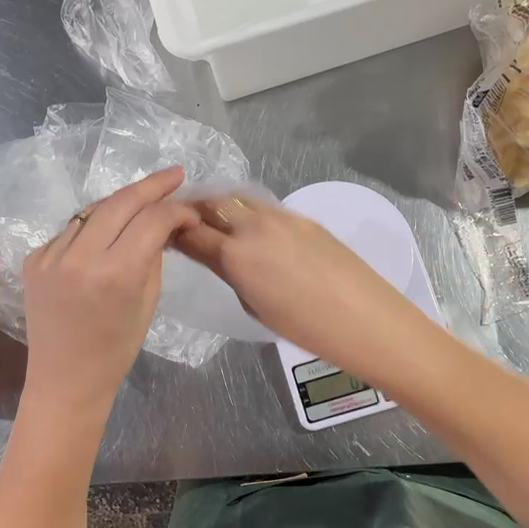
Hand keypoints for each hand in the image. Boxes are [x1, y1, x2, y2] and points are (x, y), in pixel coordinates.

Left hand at [21, 168, 197, 416]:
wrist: (65, 379)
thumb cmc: (116, 348)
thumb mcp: (147, 301)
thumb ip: (154, 256)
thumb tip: (163, 223)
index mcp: (117, 273)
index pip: (152, 219)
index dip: (175, 209)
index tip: (189, 210)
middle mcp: (81, 257)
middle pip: (120, 202)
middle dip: (150, 186)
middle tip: (174, 176)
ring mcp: (51, 256)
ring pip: (92, 211)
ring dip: (119, 204)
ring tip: (143, 201)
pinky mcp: (33, 259)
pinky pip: (70, 231)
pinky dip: (92, 227)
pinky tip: (107, 234)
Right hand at [173, 196, 432, 386]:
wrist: (366, 318)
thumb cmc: (306, 328)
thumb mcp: (255, 307)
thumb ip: (232, 275)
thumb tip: (221, 259)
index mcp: (235, 255)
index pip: (191, 233)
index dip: (173, 232)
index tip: (163, 235)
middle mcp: (254, 227)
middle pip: (212, 204)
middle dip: (193, 210)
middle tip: (183, 221)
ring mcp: (281, 217)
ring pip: (239, 200)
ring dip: (221, 206)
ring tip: (215, 222)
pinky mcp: (304, 218)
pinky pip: (265, 207)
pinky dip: (248, 212)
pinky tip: (251, 229)